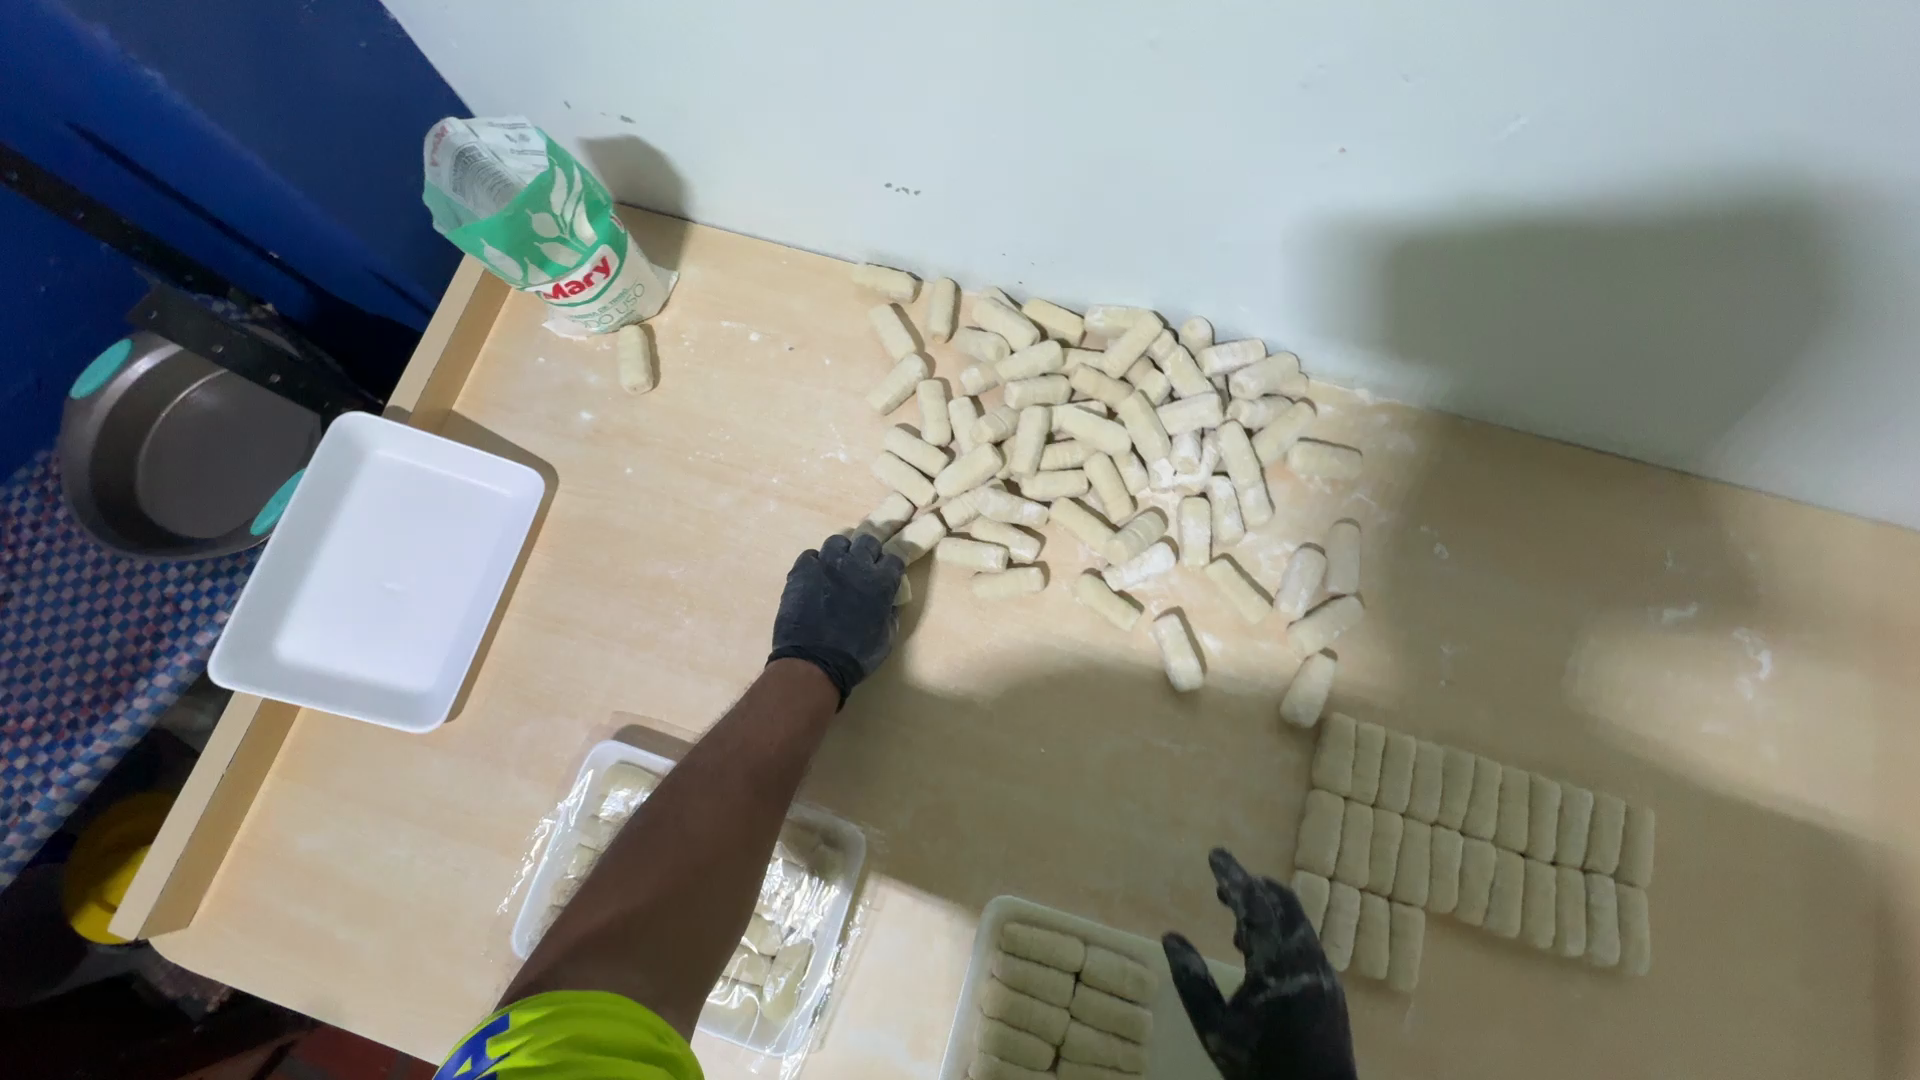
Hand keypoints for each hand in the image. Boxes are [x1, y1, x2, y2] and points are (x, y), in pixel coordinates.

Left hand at [767, 532, 903, 706]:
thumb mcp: (886, 637)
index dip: (892, 564)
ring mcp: (826, 564)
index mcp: (881, 581)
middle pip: (868, 540)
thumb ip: (890, 613)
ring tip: (839, 565)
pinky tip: (815, 576)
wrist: (813, 662)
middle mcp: (856, 564)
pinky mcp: (802, 570)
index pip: (895, 557)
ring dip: (842, 551)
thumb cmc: (856, 655)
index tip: (889, 571)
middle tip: (865, 563)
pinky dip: (816, 563)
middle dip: (869, 550)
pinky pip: (811, 555)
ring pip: (838, 541)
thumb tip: (889, 602)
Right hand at [1163, 849, 1356, 1079]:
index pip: (1255, 905)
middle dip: (1252, 885)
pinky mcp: (1330, 988)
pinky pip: (1303, 939)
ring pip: (1296, 920)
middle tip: (1222, 882)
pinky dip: (1278, 928)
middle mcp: (1307, 961)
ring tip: (1231, 917)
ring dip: (1265, 907)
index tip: (1214, 855)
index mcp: (1277, 967)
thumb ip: (1192, 980)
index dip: (1233, 876)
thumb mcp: (1215, 1030)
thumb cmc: (1261, 1070)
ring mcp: (1323, 974)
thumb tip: (1170, 936)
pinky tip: (1255, 949)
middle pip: (1283, 902)